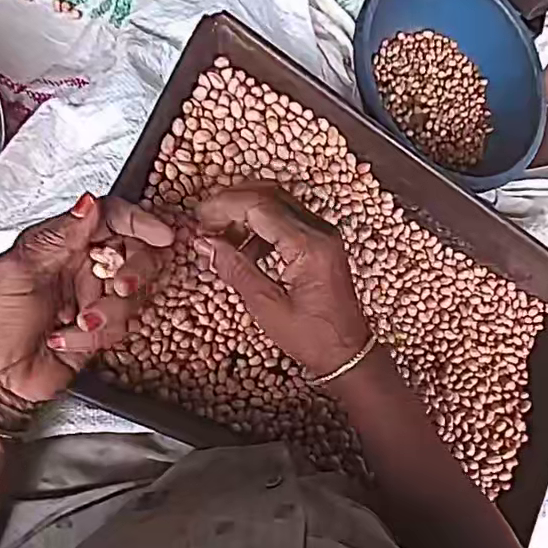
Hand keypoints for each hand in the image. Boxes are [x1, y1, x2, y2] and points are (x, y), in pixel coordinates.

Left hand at [0, 193, 171, 429]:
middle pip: (133, 255)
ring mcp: (92, 298)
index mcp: (58, 244)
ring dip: (109, 312)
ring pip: (132, 295)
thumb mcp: (17, 271)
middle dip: (133, 272)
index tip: (161, 235)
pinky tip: (67, 340)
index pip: (108, 218)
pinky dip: (98, 335)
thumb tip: (88, 204)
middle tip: (119, 287)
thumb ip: (58, 237)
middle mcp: (79, 267)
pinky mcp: (101, 329)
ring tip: (77, 323)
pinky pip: (123, 325)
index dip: (137, 222)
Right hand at [191, 183, 371, 379]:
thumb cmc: (313, 337)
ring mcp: (324, 235)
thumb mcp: (267, 306)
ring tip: (222, 240)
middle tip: (206, 223)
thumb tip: (205, 243)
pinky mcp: (322, 244)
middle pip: (269, 195)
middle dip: (232, 204)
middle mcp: (320, 232)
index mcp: (309, 246)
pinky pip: (287, 221)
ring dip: (245, 214)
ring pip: (277, 204)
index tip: (200, 219)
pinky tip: (245, 251)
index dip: (223, 207)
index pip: (259, 205)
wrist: (347, 352)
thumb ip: (236, 269)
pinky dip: (262, 227)